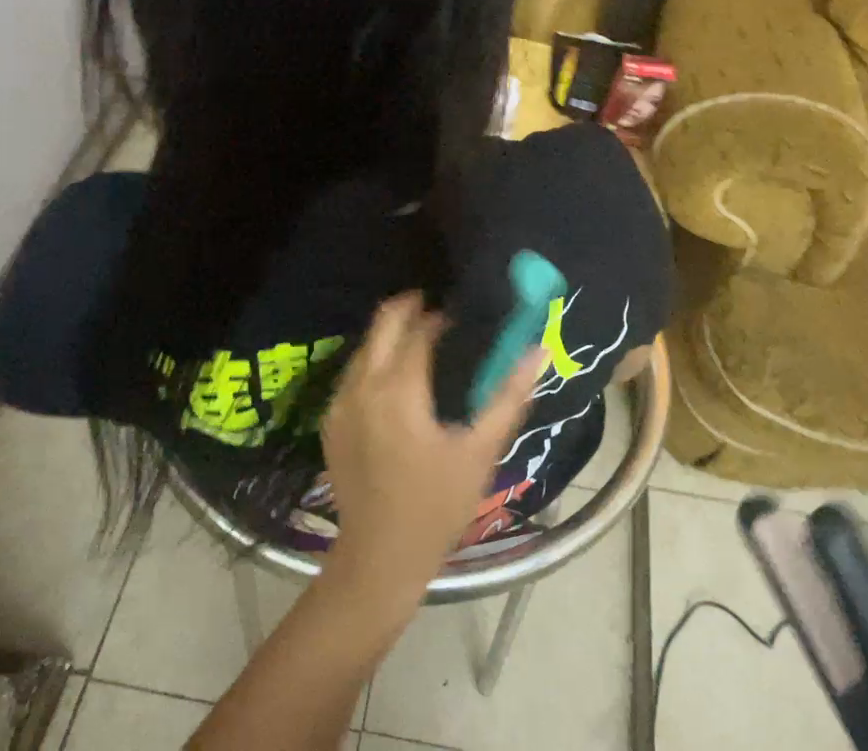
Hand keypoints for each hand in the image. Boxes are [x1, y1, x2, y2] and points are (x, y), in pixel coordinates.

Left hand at [319, 292, 544, 598]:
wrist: (379, 557)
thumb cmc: (437, 506)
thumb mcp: (480, 452)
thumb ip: (508, 397)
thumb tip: (537, 352)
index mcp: (398, 390)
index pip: (419, 330)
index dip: (442, 316)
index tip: (465, 314)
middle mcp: (361, 387)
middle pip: (382, 324)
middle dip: (409, 309)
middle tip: (440, 312)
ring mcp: (339, 404)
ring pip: (364, 348)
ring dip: (390, 336)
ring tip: (423, 344)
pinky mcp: (330, 423)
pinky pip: (352, 375)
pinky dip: (374, 363)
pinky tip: (397, 382)